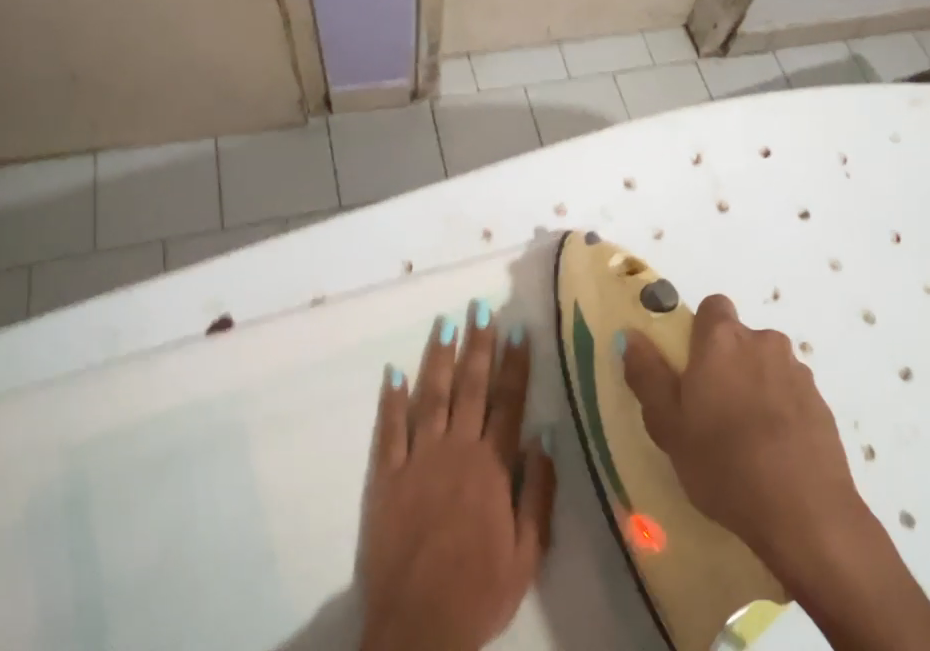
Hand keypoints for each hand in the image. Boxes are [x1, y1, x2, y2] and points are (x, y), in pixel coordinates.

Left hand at [359, 304, 556, 650]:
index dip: (515, 365)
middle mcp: (456, 453)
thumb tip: (544, 437)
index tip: (519, 330)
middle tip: (480, 309)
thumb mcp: (529, 550)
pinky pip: (389, 431)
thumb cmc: (481, 590)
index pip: (509, 403)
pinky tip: (394, 372)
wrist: (418, 626)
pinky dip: (391, 400)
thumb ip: (537, 491)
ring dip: (438, 359)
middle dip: (478, 346)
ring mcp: (417, 462)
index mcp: (493, 468)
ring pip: (430, 398)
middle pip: (471, 389)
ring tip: (445, 324)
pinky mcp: (385, 478)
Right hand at [622, 296, 929, 650]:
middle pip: (740, 339)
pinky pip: (790, 394)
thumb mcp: (667, 425)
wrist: (804, 511)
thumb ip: (647, 375)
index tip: (689, 367)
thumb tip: (632, 336)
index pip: (712, 307)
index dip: (700, 331)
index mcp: (722, 339)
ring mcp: (798, 372)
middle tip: (709, 411)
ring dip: (754, 387)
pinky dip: (780, 411)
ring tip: (743, 439)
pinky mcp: (822, 404)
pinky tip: (772, 453)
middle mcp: (764, 342)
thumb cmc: (722, 463)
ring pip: (767, 367)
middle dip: (726, 364)